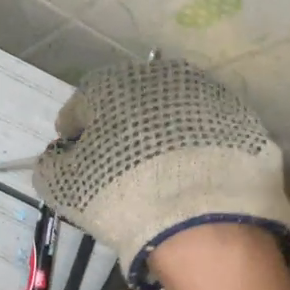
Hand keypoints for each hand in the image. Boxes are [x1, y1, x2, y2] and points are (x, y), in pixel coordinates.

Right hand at [34, 59, 289, 289]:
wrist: (199, 213)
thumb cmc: (117, 191)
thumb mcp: (63, 187)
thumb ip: (50, 166)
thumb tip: (56, 158)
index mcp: (110, 84)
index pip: (80, 105)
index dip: (73, 134)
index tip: (74, 159)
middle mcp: (158, 76)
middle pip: (127, 103)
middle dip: (117, 130)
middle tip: (114, 167)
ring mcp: (204, 93)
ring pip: (167, 114)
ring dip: (156, 136)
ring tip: (154, 175)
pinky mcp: (239, 117)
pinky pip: (202, 131)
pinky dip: (191, 148)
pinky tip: (186, 179)